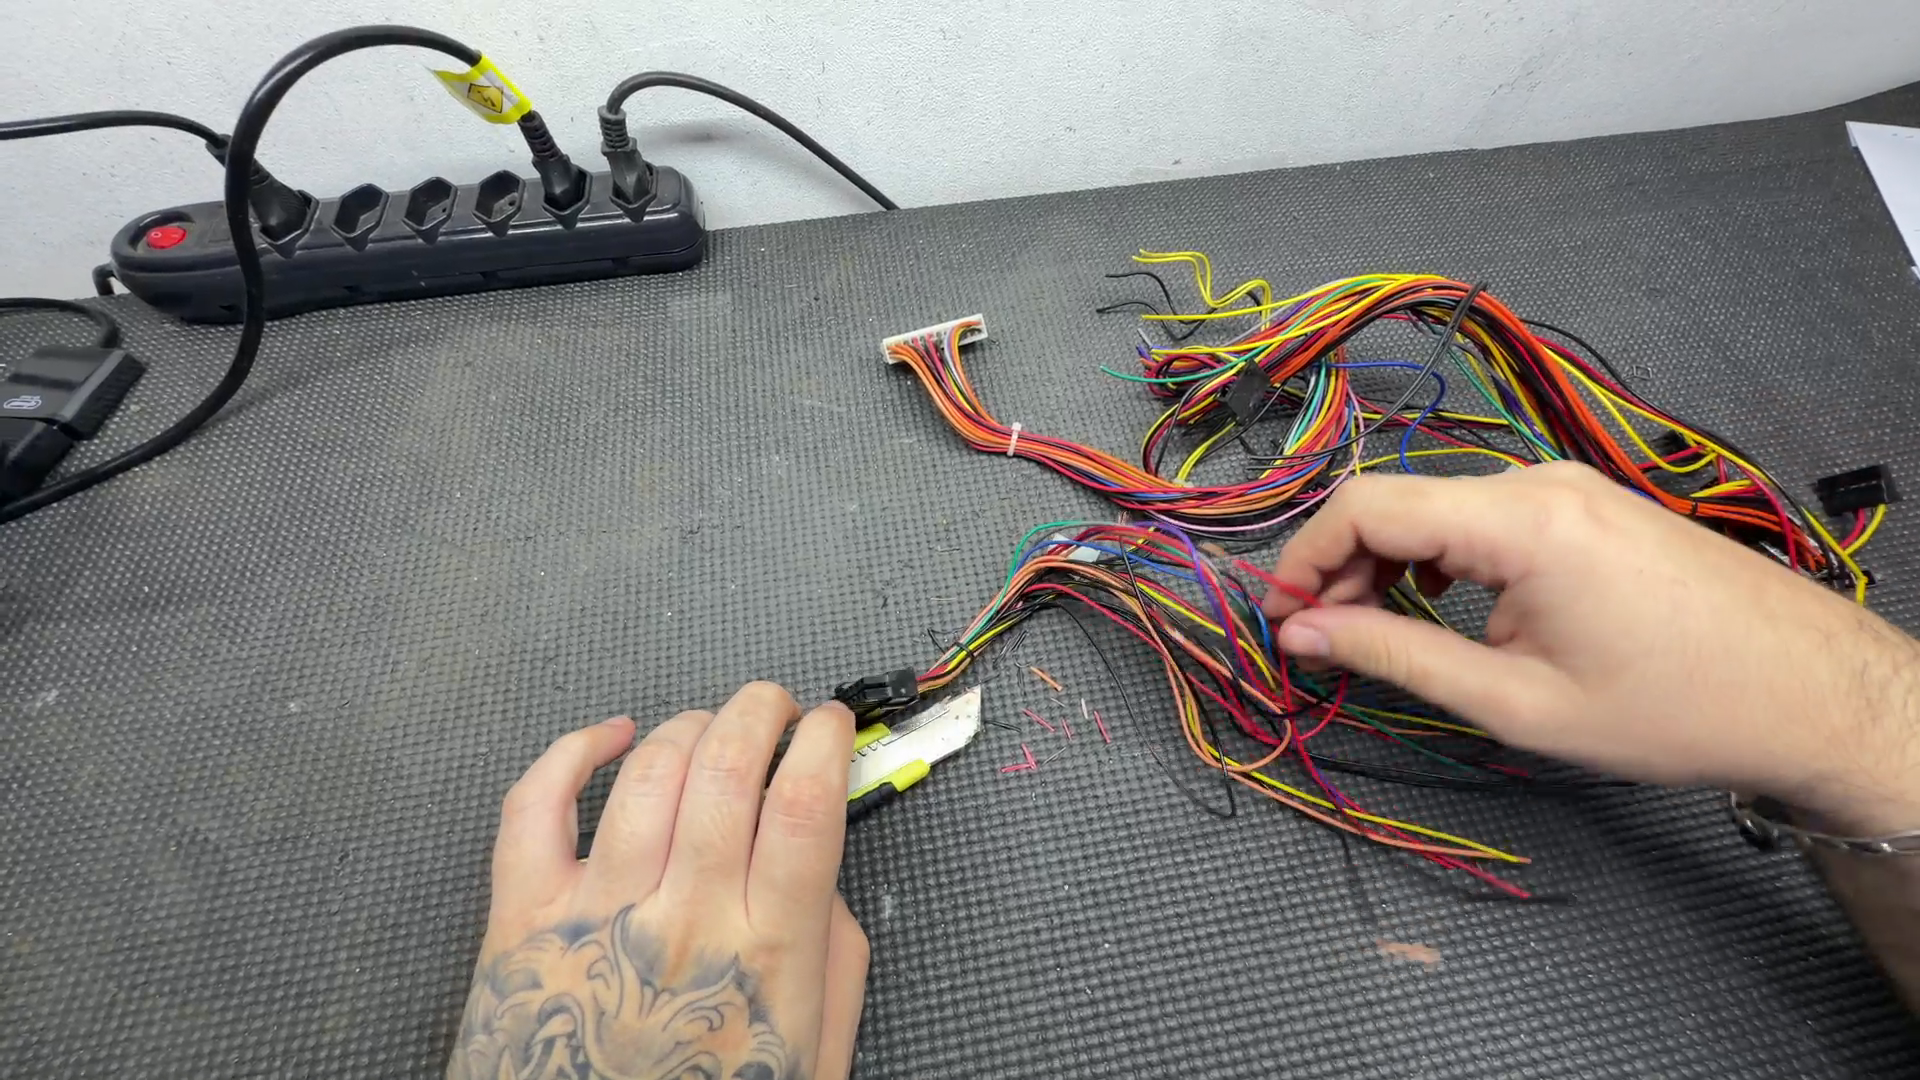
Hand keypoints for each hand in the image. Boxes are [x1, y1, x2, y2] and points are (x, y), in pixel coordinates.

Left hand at [448, 682, 868, 1079]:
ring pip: (648, 769)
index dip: (825, 738)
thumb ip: (836, 947)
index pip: (807, 800)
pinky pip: (531, 808)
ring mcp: (597, 914)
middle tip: (775, 708)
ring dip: (691, 723)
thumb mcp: (818, 1049)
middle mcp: (684, 919)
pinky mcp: (521, 922)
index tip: (828, 724)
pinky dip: (572, 751)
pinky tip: (612, 735)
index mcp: (767, 950)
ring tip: (712, 727)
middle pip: (728, 764)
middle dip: (762, 707)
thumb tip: (818, 863)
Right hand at [1261, 462, 1919, 831]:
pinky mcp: (1574, 501)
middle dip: (1336, 565)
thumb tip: (1296, 634)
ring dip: (1379, 561)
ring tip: (1371, 623)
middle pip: (1388, 501)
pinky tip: (1432, 596)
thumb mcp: (1510, 700)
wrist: (1833, 701)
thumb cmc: (1672, 712)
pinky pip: (1466, 512)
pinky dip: (1425, 552)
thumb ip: (1388, 655)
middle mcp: (1532, 481)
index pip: (1363, 507)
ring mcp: (1558, 485)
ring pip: (1424, 505)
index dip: (1302, 559)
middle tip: (1321, 634)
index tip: (1280, 616)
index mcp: (1519, 520)